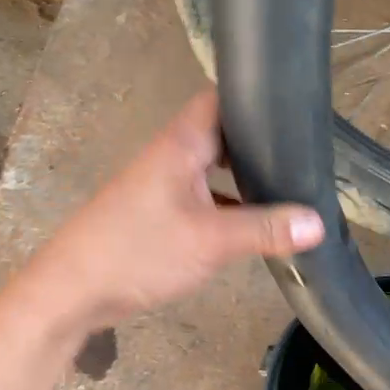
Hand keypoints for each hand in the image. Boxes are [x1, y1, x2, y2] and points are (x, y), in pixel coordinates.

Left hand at [23, 91, 324, 327]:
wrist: (72, 292)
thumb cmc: (137, 252)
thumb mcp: (211, 241)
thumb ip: (266, 230)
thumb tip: (318, 223)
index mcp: (180, 146)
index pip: (219, 100)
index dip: (253, 96)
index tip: (294, 105)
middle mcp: (171, 157)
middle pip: (221, 134)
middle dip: (258, 141)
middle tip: (303, 150)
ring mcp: (162, 186)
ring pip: (213, 169)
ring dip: (244, 176)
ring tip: (289, 184)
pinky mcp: (159, 215)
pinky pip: (205, 198)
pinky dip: (230, 205)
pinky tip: (255, 224)